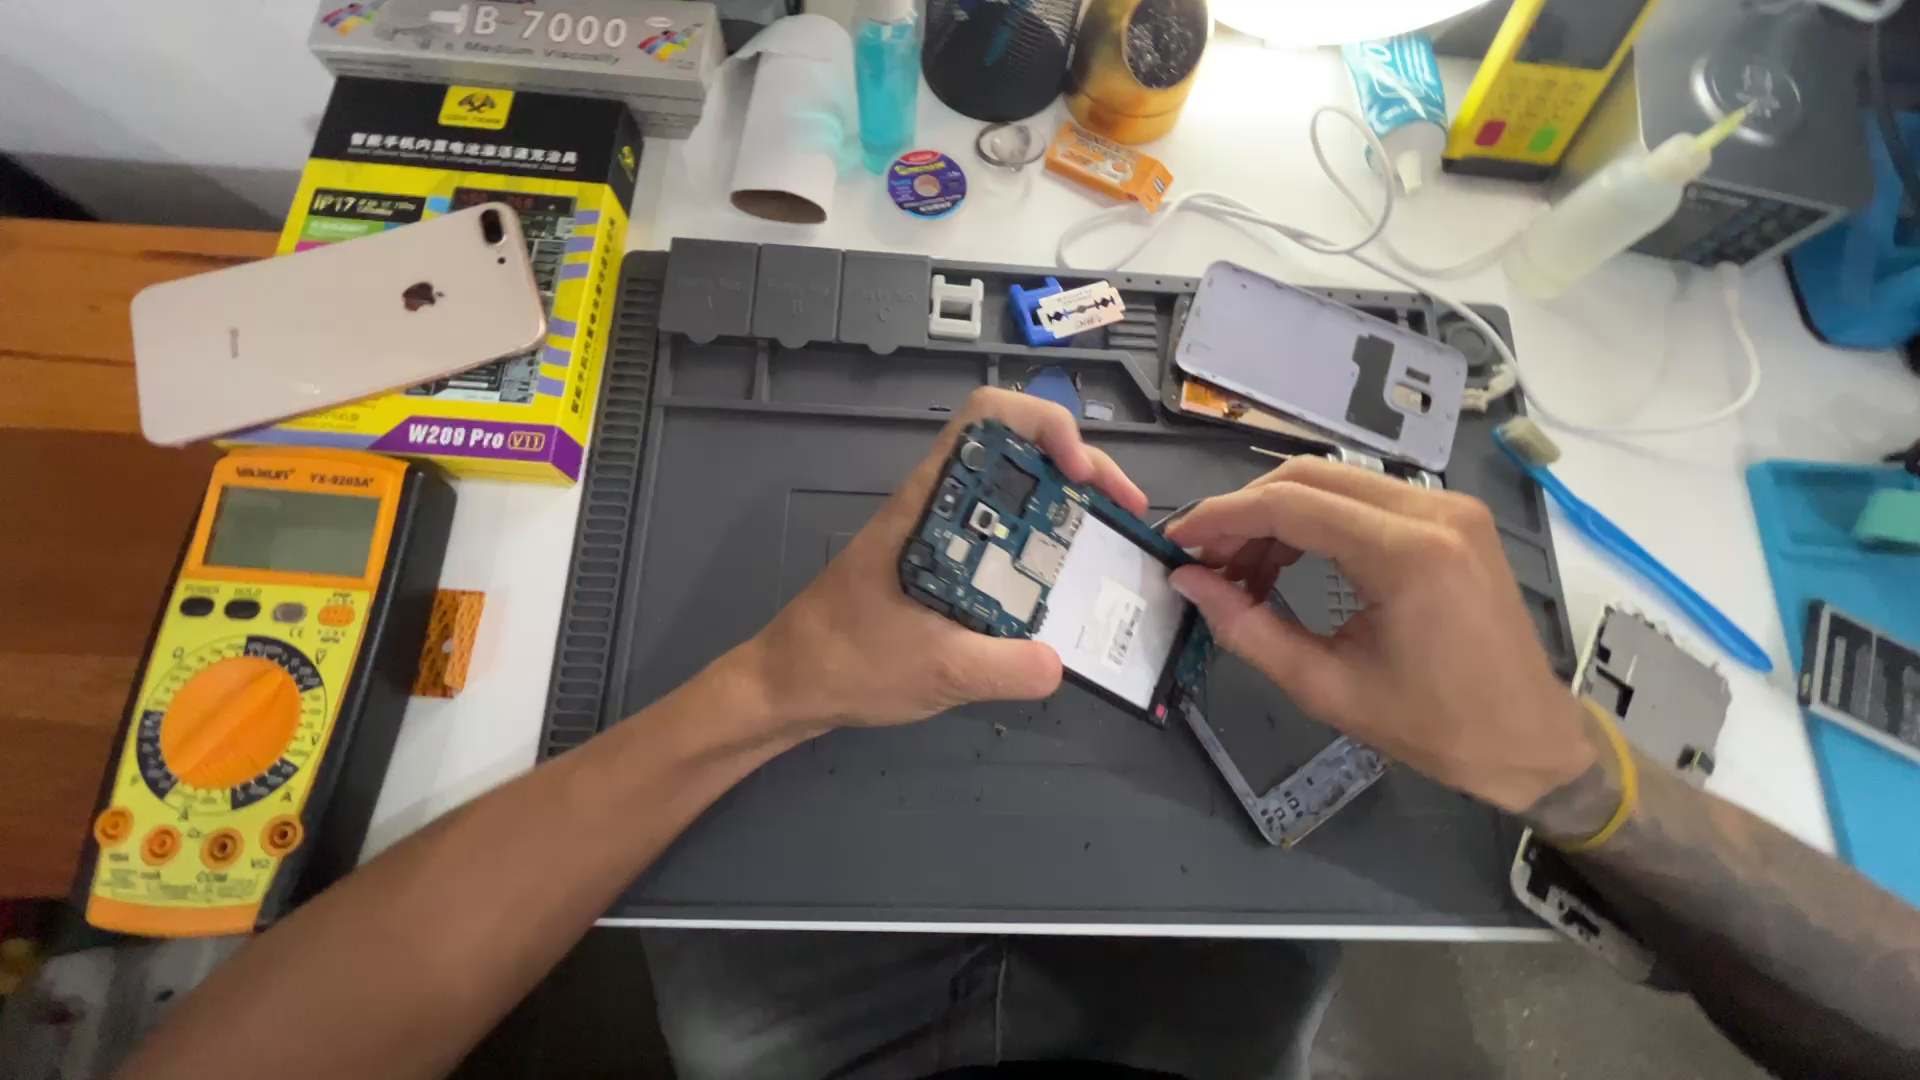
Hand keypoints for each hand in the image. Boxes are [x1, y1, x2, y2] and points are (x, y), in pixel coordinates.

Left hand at [747, 388, 1147, 732]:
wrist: (791, 682)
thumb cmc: (849, 661)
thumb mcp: (938, 671)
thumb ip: (1006, 669)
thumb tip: (1061, 663)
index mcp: (928, 503)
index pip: (989, 419)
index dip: (1047, 426)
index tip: (1082, 475)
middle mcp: (936, 505)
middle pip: (1017, 450)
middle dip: (1079, 468)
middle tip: (1121, 512)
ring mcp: (937, 533)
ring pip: (1012, 493)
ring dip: (1064, 507)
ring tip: (1105, 544)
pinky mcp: (939, 563)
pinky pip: (1000, 536)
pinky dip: (1039, 545)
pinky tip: (1058, 584)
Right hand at [1165, 457, 1593, 812]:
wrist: (1529, 739)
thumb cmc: (1432, 725)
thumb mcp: (1323, 685)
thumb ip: (1245, 627)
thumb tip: (1188, 582)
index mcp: (1407, 555)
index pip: (1288, 506)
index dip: (1220, 517)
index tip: (1176, 540)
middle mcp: (1431, 511)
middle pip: (1304, 477)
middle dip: (1242, 513)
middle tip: (1206, 560)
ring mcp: (1445, 507)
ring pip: (1328, 481)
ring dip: (1272, 517)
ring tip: (1241, 570)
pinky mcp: (1447, 516)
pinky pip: (1357, 497)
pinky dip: (1309, 521)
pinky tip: (1285, 562)